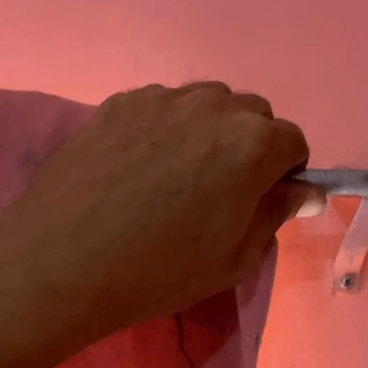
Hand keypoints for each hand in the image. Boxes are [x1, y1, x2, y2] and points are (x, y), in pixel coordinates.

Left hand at [0, 82, 321, 337]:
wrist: (62, 260)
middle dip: (249, 147)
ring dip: (208, 132)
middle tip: (219, 192)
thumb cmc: (160, 269)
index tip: (260, 202)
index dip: (284, 174)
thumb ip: (276, 214)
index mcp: (253, 144)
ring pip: (206, 105)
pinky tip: (136, 169)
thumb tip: (305, 191)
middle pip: (252, 115)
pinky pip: (161, 107)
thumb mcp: (235, 258)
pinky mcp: (120, 101)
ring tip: (174, 177)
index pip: (293, 142)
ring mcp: (162, 98)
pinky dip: (164, 128)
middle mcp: (214, 106)